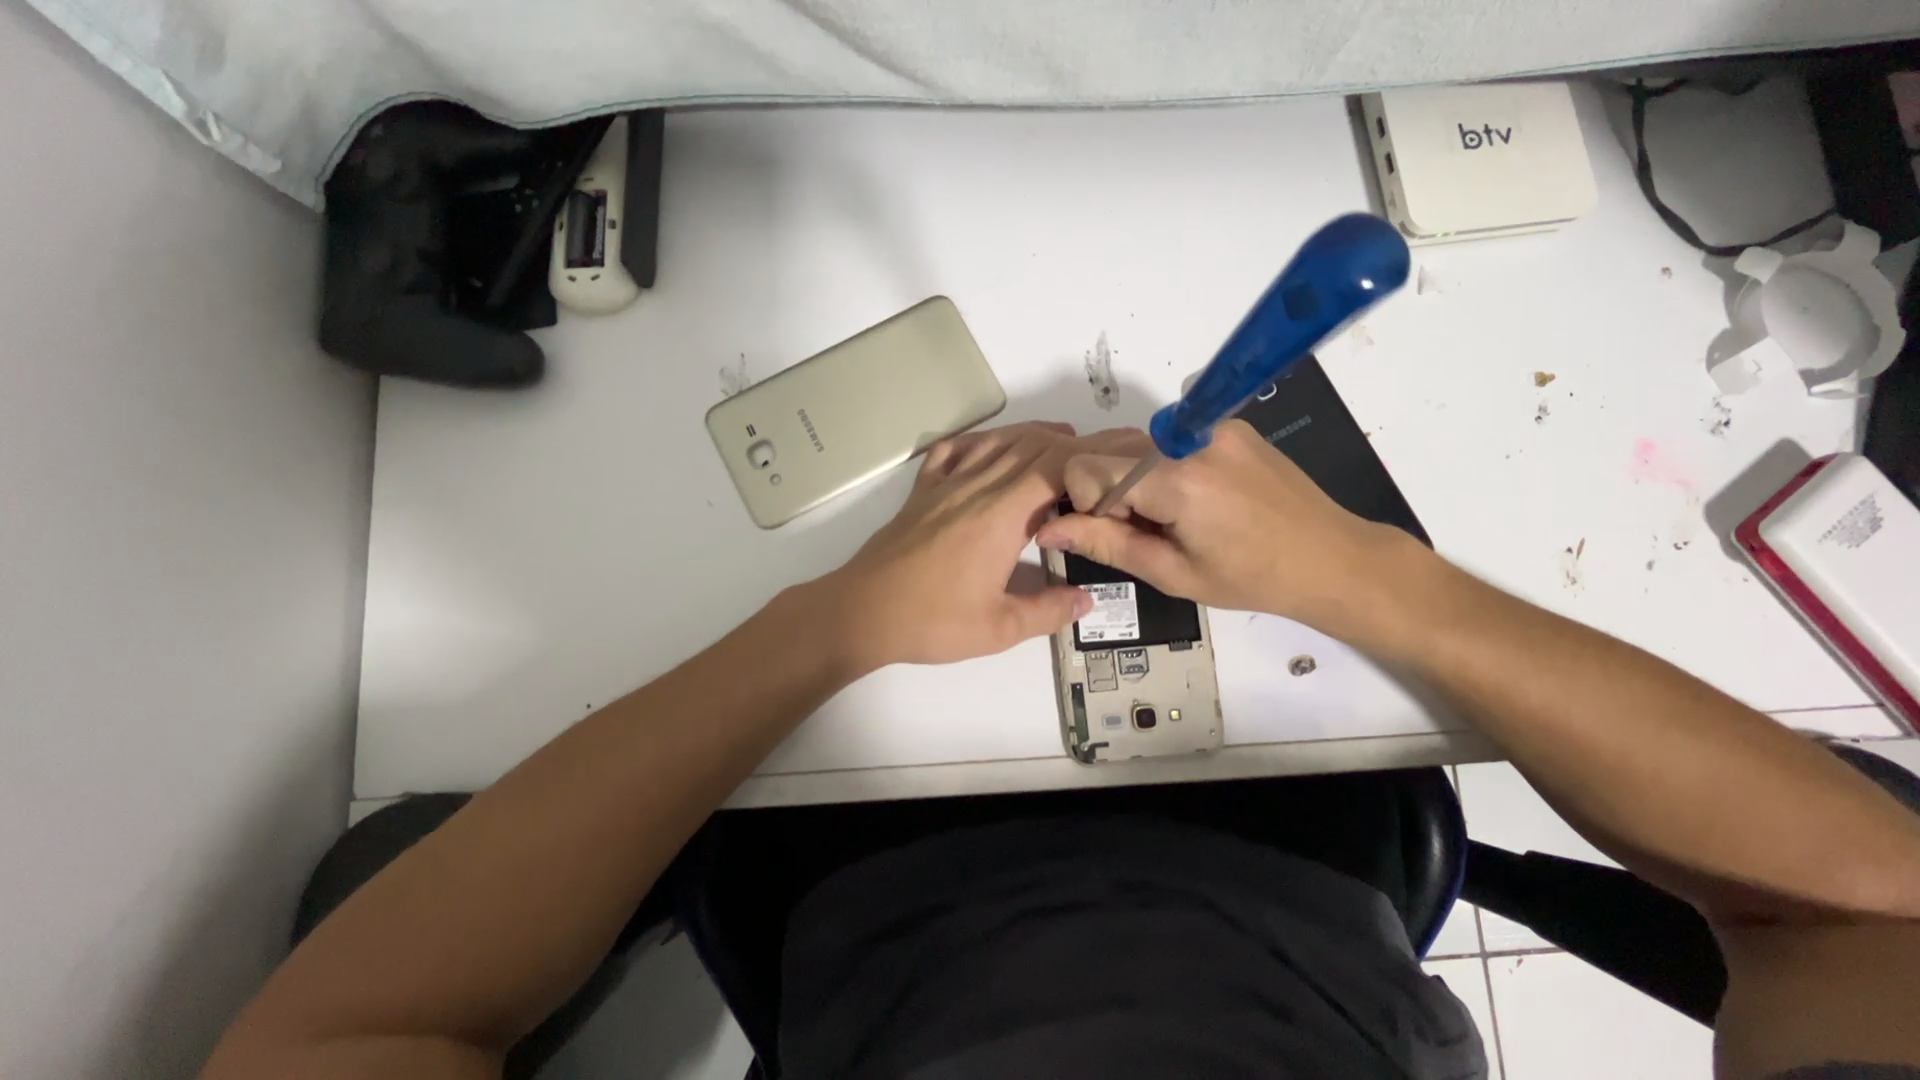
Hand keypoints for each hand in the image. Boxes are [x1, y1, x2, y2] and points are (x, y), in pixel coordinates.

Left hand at [820, 421, 1101, 672]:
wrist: (861, 612)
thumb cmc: (931, 621)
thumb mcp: (998, 629)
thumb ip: (1047, 611)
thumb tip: (1087, 600)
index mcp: (1001, 516)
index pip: (1055, 467)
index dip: (1089, 459)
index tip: (1114, 465)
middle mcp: (976, 488)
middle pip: (1030, 446)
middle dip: (1071, 443)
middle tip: (1099, 452)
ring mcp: (945, 485)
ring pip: (995, 442)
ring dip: (1031, 434)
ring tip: (1060, 439)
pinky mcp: (921, 492)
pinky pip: (953, 450)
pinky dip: (979, 440)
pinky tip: (988, 447)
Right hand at [1034, 420, 1424, 643]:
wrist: (1329, 558)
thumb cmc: (1250, 578)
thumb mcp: (1172, 573)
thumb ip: (1105, 544)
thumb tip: (1048, 530)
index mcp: (1176, 479)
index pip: (1086, 467)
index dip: (1085, 504)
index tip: (1117, 533)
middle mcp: (1189, 438)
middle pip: (1108, 450)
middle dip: (1109, 491)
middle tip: (1146, 530)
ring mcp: (1212, 426)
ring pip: (1135, 442)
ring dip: (1133, 478)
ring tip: (1170, 517)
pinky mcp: (1227, 424)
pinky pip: (1168, 438)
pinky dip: (1162, 465)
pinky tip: (1193, 499)